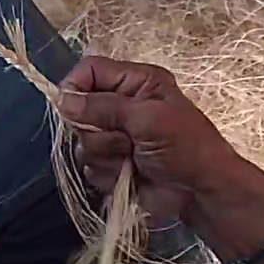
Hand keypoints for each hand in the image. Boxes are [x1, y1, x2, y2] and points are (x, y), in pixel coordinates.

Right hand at [58, 56, 263, 257]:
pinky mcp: (109, 164)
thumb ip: (104, 106)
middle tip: (126, 139)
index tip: (68, 107)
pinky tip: (127, 174)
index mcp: (135, 83)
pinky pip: (87, 166)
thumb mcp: (148, 118)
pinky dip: (106, 173)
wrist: (199, 193)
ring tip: (132, 159)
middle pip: (79, 109)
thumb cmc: (185, 147)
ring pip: (82, 141)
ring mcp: (114, 137)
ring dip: (105, 154)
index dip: (74, 86)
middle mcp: (121, 106)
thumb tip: (64, 100)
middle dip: (98, 130)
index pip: (89, 71)